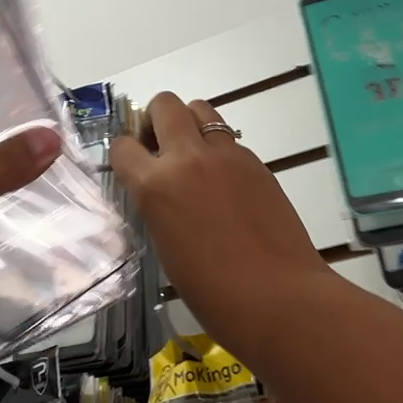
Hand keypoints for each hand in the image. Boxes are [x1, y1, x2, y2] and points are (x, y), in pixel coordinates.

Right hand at [111, 92, 330, 356]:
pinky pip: (229, 140)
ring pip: (201, 109)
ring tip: (195, 156)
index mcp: (156, 186)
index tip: (132, 166)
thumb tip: (163, 191)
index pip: (123, 146)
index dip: (125, 154)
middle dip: (155, 119)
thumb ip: (159, 205)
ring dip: (190, 124)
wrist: (279, 298)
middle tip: (161, 148)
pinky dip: (220, 151)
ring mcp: (226, 156)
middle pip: (164, 104)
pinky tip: (228, 184)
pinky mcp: (256, 162)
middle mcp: (188, 158)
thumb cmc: (213, 293)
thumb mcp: (166, 246)